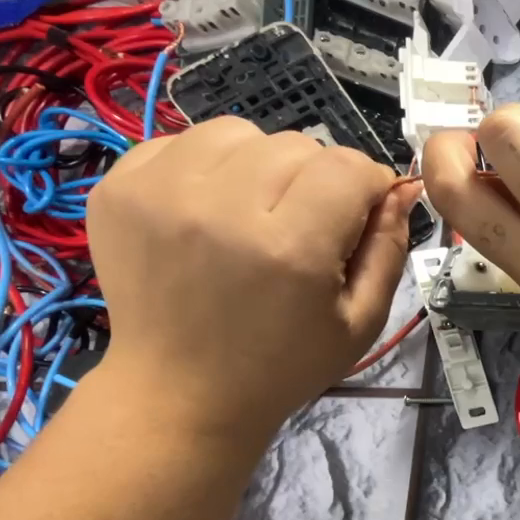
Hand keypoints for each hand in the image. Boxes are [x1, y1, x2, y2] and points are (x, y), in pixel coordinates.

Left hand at [87, 117, 420, 441]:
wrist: (184, 388)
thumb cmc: (288, 363)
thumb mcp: (362, 321)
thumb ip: (386, 250)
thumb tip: (399, 189)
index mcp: (292, 249)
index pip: (346, 167)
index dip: (370, 182)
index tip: (369, 209)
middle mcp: (223, 207)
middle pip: (296, 145)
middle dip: (322, 176)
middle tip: (316, 222)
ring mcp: (161, 190)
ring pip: (238, 131)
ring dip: (266, 162)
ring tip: (265, 209)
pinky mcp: (120, 185)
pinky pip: (183, 141)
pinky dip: (213, 165)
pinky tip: (219, 209)